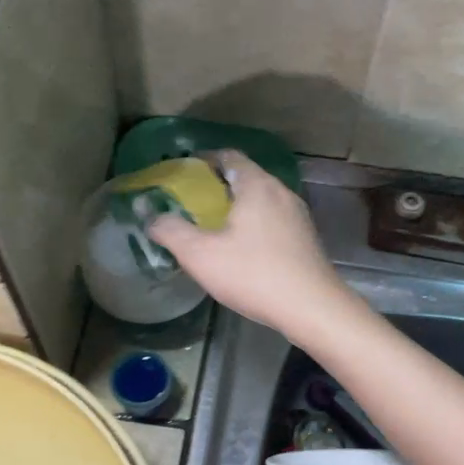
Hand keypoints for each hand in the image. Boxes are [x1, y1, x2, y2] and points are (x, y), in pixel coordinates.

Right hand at [148, 152, 350, 335]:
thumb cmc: (254, 274)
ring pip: (262, 201)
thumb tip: (151, 217)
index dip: (204, 160)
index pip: (229, 157)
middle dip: (219, 186)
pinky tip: (244, 250)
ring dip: (239, 208)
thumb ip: (171, 231)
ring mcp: (298, 216)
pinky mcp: (306, 239)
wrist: (312, 307)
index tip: (184, 174)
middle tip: (193, 204)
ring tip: (215, 228)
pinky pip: (274, 221)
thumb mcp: (201, 255)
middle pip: (246, 177)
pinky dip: (255, 225)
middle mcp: (281, 192)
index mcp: (257, 185)